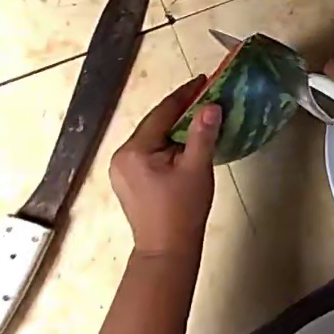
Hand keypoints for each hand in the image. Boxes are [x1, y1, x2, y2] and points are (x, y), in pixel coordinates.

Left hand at [110, 76, 220, 259]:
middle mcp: (121, 155)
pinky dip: (167, 142)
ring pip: (153, 136)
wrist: (167, 253)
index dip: (185, 95)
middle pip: (155, 123)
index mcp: (134, 151)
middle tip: (205, 95)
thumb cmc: (182, 211)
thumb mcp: (196, 169)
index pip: (162, 113)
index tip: (204, 80)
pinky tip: (185, 139)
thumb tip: (211, 105)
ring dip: (174, 126)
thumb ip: (202, 134)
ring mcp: (122, 169)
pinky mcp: (128, 179)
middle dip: (180, 109)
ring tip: (199, 114)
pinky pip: (150, 150)